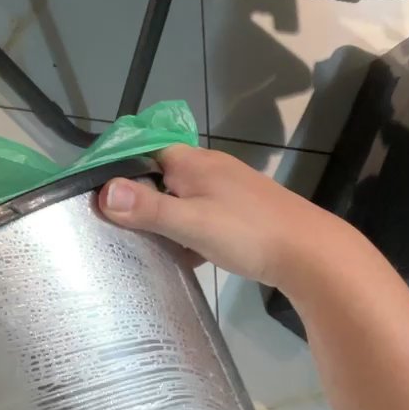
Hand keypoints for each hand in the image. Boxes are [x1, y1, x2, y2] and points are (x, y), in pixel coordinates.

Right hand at [96, 143, 366, 294]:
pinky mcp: (239, 214)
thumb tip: (102, 191)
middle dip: (137, 199)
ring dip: (161, 219)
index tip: (96, 197)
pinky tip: (178, 255)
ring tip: (137, 243)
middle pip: (160, 178)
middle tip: (111, 226)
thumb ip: (146, 207)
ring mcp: (227, 191)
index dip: (118, 171)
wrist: (312, 255)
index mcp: (194, 163)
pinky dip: (184, 233)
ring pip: (180, 199)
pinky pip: (199, 218)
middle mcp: (210, 169)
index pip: (144, 154)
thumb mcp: (190, 222)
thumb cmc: (248, 233)